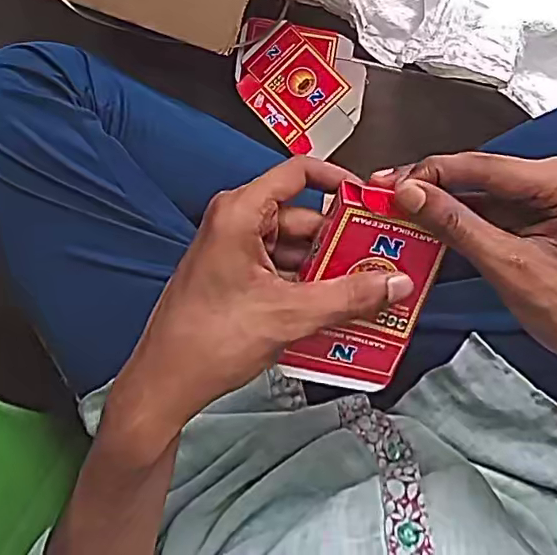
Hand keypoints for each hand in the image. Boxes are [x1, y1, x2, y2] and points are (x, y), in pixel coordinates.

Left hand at [106, 157, 414, 449]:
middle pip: (303, 215)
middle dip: (341, 238)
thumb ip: (348, 297)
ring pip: (295, 244)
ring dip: (328, 265)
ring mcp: (236, 246)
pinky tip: (336, 303)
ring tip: (366, 284)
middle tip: (379, 255)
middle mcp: (237, 220)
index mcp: (241, 211)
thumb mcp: (289, 315)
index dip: (338, 179)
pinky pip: (283, 265)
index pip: (298, 172)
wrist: (164, 384)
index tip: (368, 198)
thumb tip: (392, 283)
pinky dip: (309, 280)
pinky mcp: (237, 272)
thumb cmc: (207, 340)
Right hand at [379, 153, 556, 375]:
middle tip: (389, 188)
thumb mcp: (509, 268)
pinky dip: (453, 210)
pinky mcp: (530, 209)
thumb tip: (412, 194)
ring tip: (398, 199)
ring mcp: (544, 193)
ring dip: (438, 195)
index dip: (436, 171)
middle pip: (480, 171)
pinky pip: (484, 202)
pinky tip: (424, 212)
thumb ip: (458, 225)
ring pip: (477, 185)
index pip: (489, 166)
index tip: (397, 181)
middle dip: (432, 181)